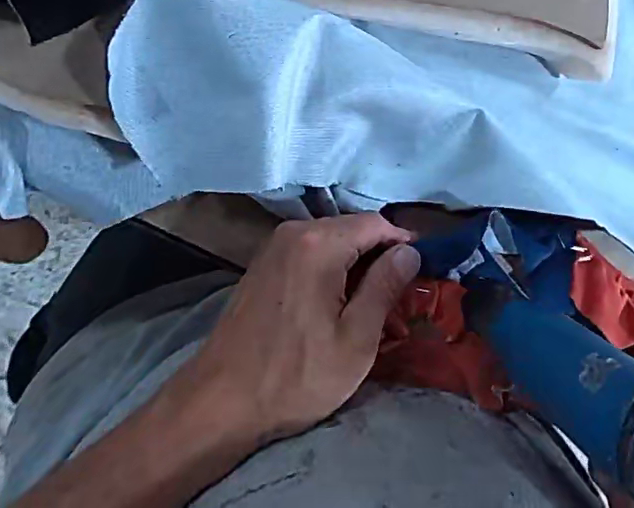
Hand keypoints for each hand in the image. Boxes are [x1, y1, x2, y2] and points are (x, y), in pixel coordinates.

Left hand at [173, 213, 421, 451]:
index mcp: (321, 243)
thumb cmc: (293, 376)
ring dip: (357, 263)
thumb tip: (410, 252)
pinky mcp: (264, 264)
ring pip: (334, 239)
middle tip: (397, 294)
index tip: (419, 274)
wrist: (213, 408)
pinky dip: (332, 267)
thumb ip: (386, 287)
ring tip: (369, 302)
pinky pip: (312, 251)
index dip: (404, 245)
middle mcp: (297, 232)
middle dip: (380, 256)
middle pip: (356, 229)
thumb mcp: (356, 339)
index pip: (379, 224)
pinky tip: (335, 302)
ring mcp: (275, 246)